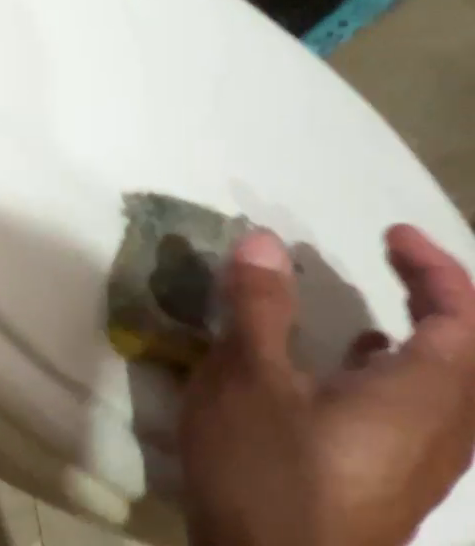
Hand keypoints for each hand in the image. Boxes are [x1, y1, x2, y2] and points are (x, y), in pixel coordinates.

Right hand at [179, 225, 474, 545]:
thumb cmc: (270, 465)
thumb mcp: (249, 377)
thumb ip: (261, 307)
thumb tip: (264, 239)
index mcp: (424, 396)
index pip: (466, 322)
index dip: (437, 270)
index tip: (390, 233)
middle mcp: (444, 424)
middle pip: (472, 353)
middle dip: (443, 297)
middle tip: (394, 257)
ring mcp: (422, 454)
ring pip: (451, 381)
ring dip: (426, 331)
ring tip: (375, 302)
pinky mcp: (393, 470)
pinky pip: (422, 402)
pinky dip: (401, 366)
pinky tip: (352, 363)